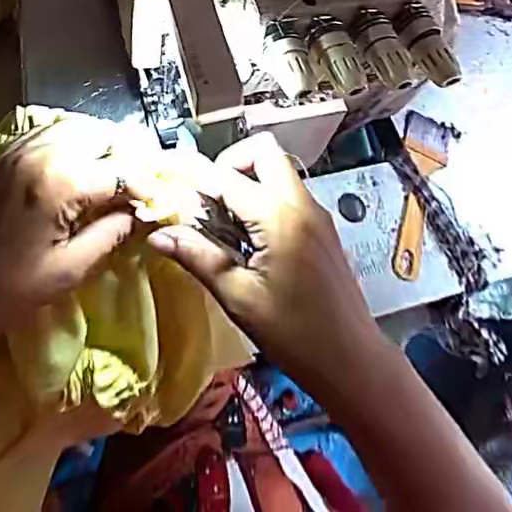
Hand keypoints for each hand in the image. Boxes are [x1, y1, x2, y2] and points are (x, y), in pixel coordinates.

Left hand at [0, 115, 138, 387]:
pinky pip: (54, 128)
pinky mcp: (10, 150)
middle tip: (142, 186)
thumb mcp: (70, 270)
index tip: (161, 202)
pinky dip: (78, 139)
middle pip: (106, 136)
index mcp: (62, 182)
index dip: (147, 186)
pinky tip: (85, 163)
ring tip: (118, 173)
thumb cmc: (8, 290)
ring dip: (105, 145)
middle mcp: (45, 152)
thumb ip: (113, 233)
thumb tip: (144, 214)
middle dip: (130, 158)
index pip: (123, 170)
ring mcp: (24, 146)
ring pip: (81, 125)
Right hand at [139, 133, 387, 392]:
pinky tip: (248, 238)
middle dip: (230, 163)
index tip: (173, 193)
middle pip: (263, 150)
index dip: (195, 181)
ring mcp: (315, 212)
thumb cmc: (295, 335)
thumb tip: (159, 235)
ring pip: (278, 168)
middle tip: (208, 198)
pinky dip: (263, 197)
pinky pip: (288, 191)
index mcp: (279, 216)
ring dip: (247, 180)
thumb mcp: (238, 297)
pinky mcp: (321, 225)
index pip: (228, 177)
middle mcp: (301, 203)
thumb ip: (198, 257)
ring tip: (224, 222)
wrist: (353, 360)